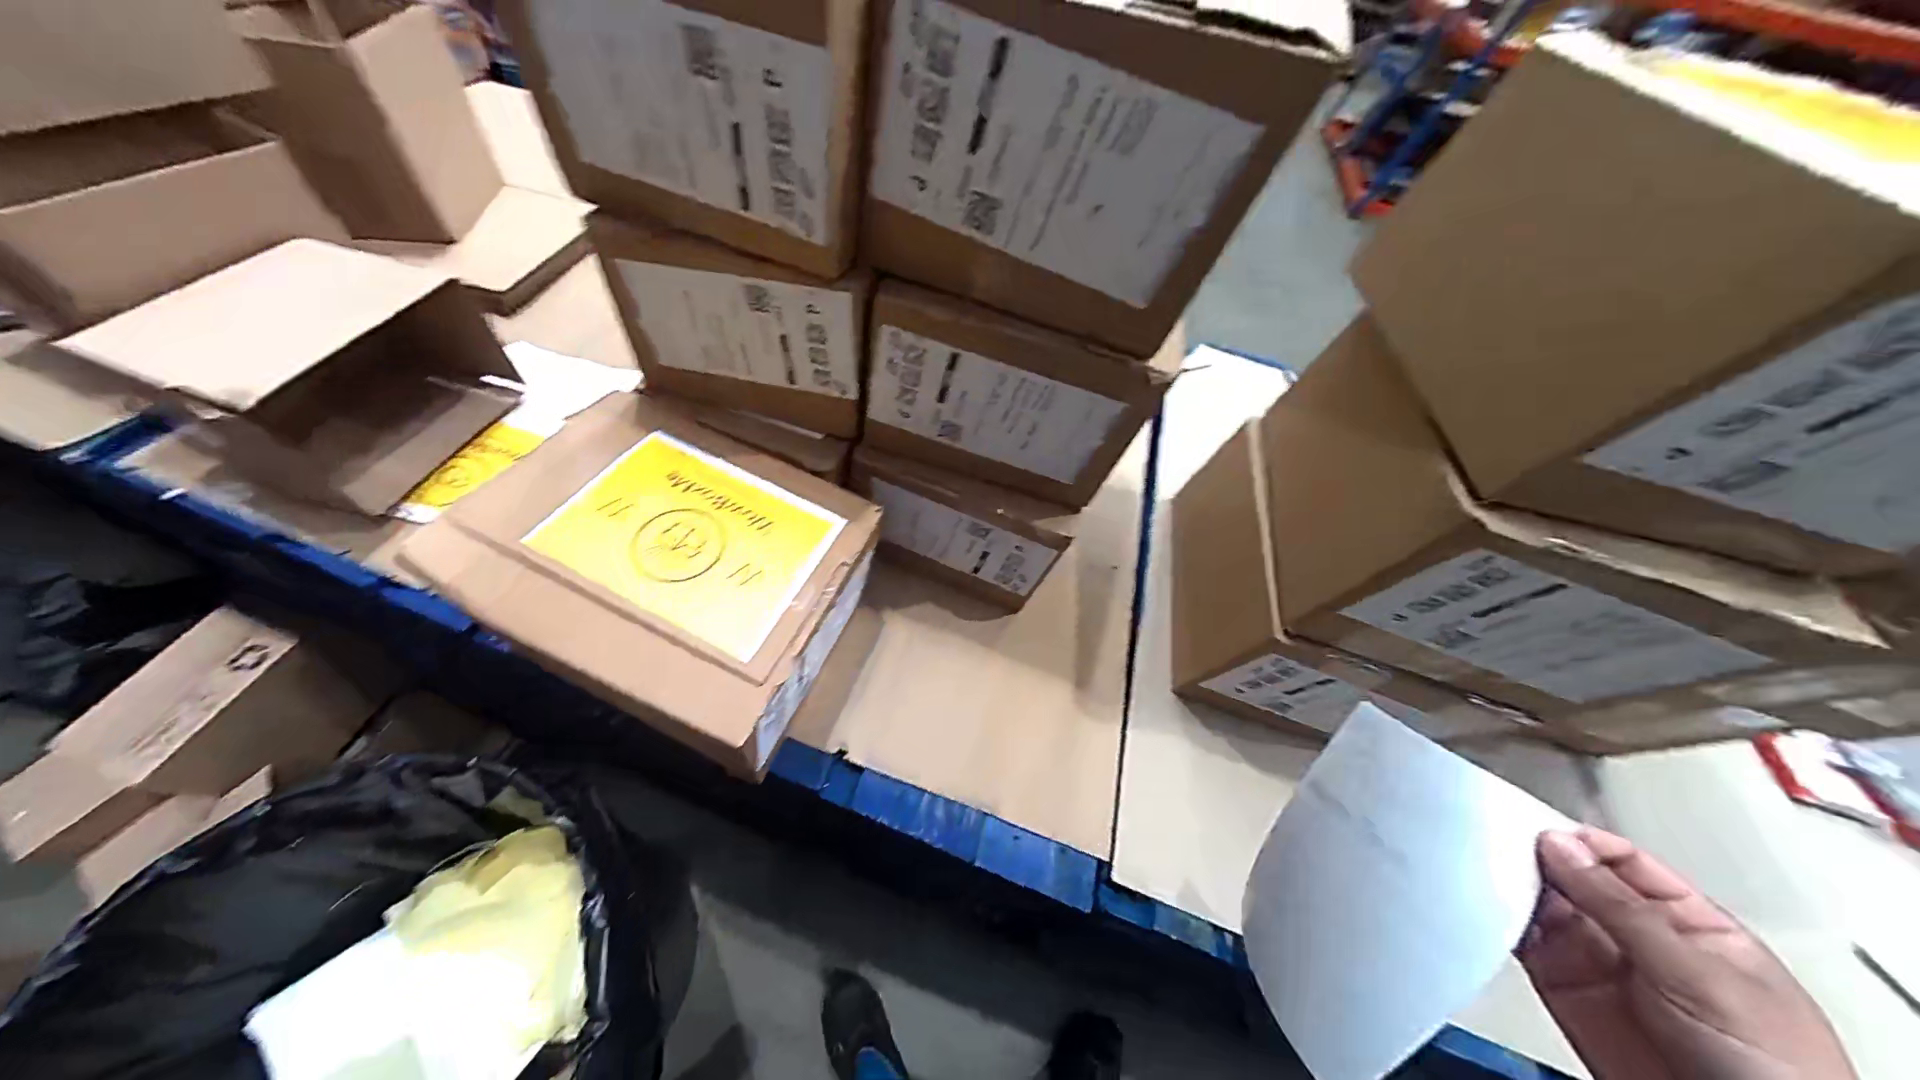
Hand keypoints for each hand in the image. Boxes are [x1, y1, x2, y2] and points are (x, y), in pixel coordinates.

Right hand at [1518, 827, 1855, 1079]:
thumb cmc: (1781, 1078)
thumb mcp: (1701, 976)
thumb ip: (1623, 908)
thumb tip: (1559, 844)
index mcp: (1683, 920)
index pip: (1618, 858)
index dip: (1578, 841)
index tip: (1539, 831)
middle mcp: (1633, 934)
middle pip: (1570, 874)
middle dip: (1535, 857)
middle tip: (1504, 846)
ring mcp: (1595, 959)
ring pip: (1538, 902)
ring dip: (1511, 884)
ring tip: (1490, 874)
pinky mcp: (1560, 983)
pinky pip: (1518, 939)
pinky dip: (1496, 919)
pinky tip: (1488, 909)